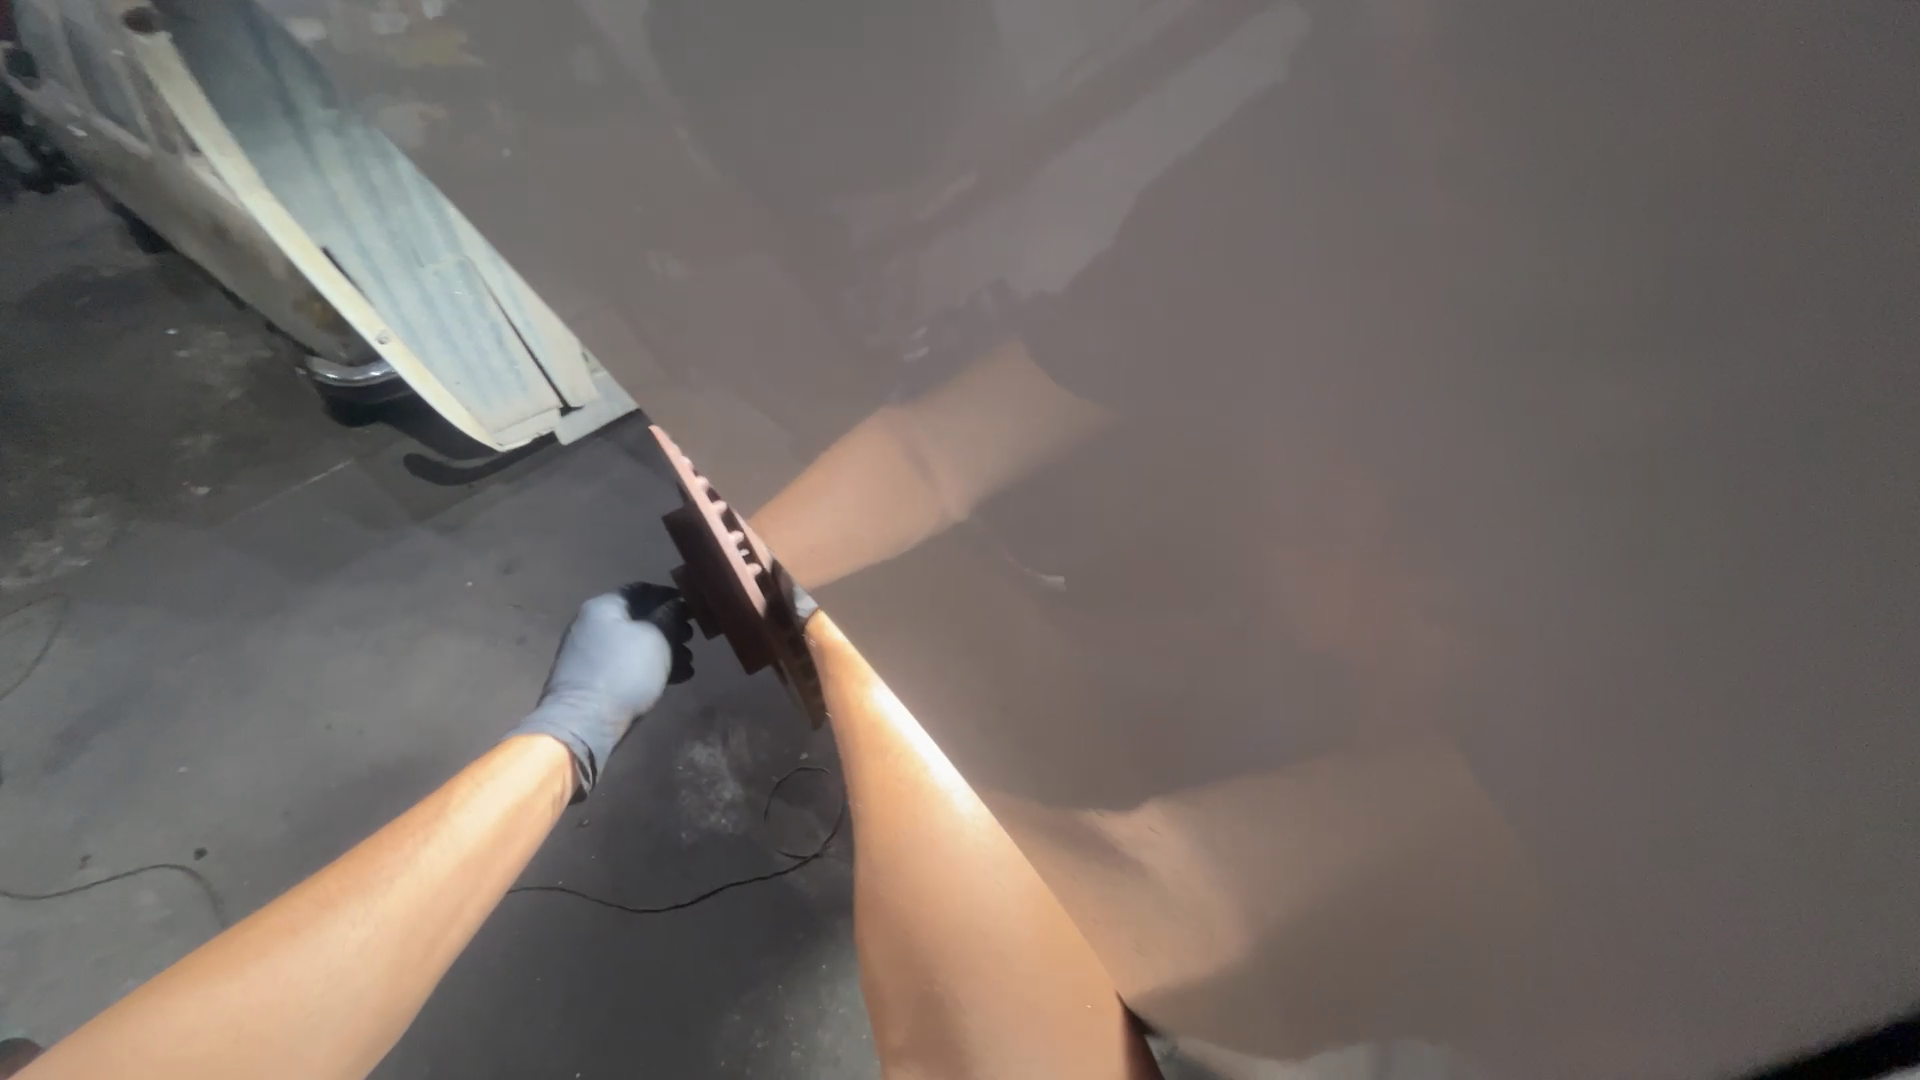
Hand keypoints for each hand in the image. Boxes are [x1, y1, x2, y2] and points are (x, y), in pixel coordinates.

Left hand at [508, 583, 694, 797]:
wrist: (584, 723)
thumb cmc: (624, 672)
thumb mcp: (657, 638)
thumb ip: (670, 616)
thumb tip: (676, 605)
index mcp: (604, 606)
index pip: (642, 589)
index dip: (671, 596)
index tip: (694, 608)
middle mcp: (593, 624)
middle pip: (640, 617)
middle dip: (670, 627)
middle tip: (692, 638)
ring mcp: (592, 654)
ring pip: (637, 643)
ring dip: (666, 650)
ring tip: (688, 663)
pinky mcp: (595, 679)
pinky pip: (628, 665)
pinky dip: (651, 668)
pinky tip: (677, 678)